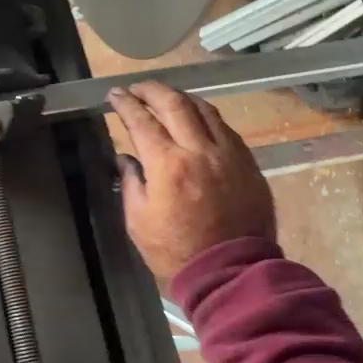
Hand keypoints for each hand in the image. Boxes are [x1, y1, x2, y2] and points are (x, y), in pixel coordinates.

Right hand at [107, 82, 274, 282]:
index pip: (142, 121)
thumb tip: (127, 158)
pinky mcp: (248, 164)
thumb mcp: (138, 220)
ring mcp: (229, 155)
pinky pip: (225, 128)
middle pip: (175, 103)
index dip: (125, 103)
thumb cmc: (175, 251)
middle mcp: (200, 150)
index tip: (114, 95)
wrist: (232, 273)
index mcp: (168, 165)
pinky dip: (206, 116)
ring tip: (166, 97)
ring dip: (181, 97)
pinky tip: (197, 120)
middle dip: (152, 90)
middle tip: (137, 88)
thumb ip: (131, 182)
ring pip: (205, 110)